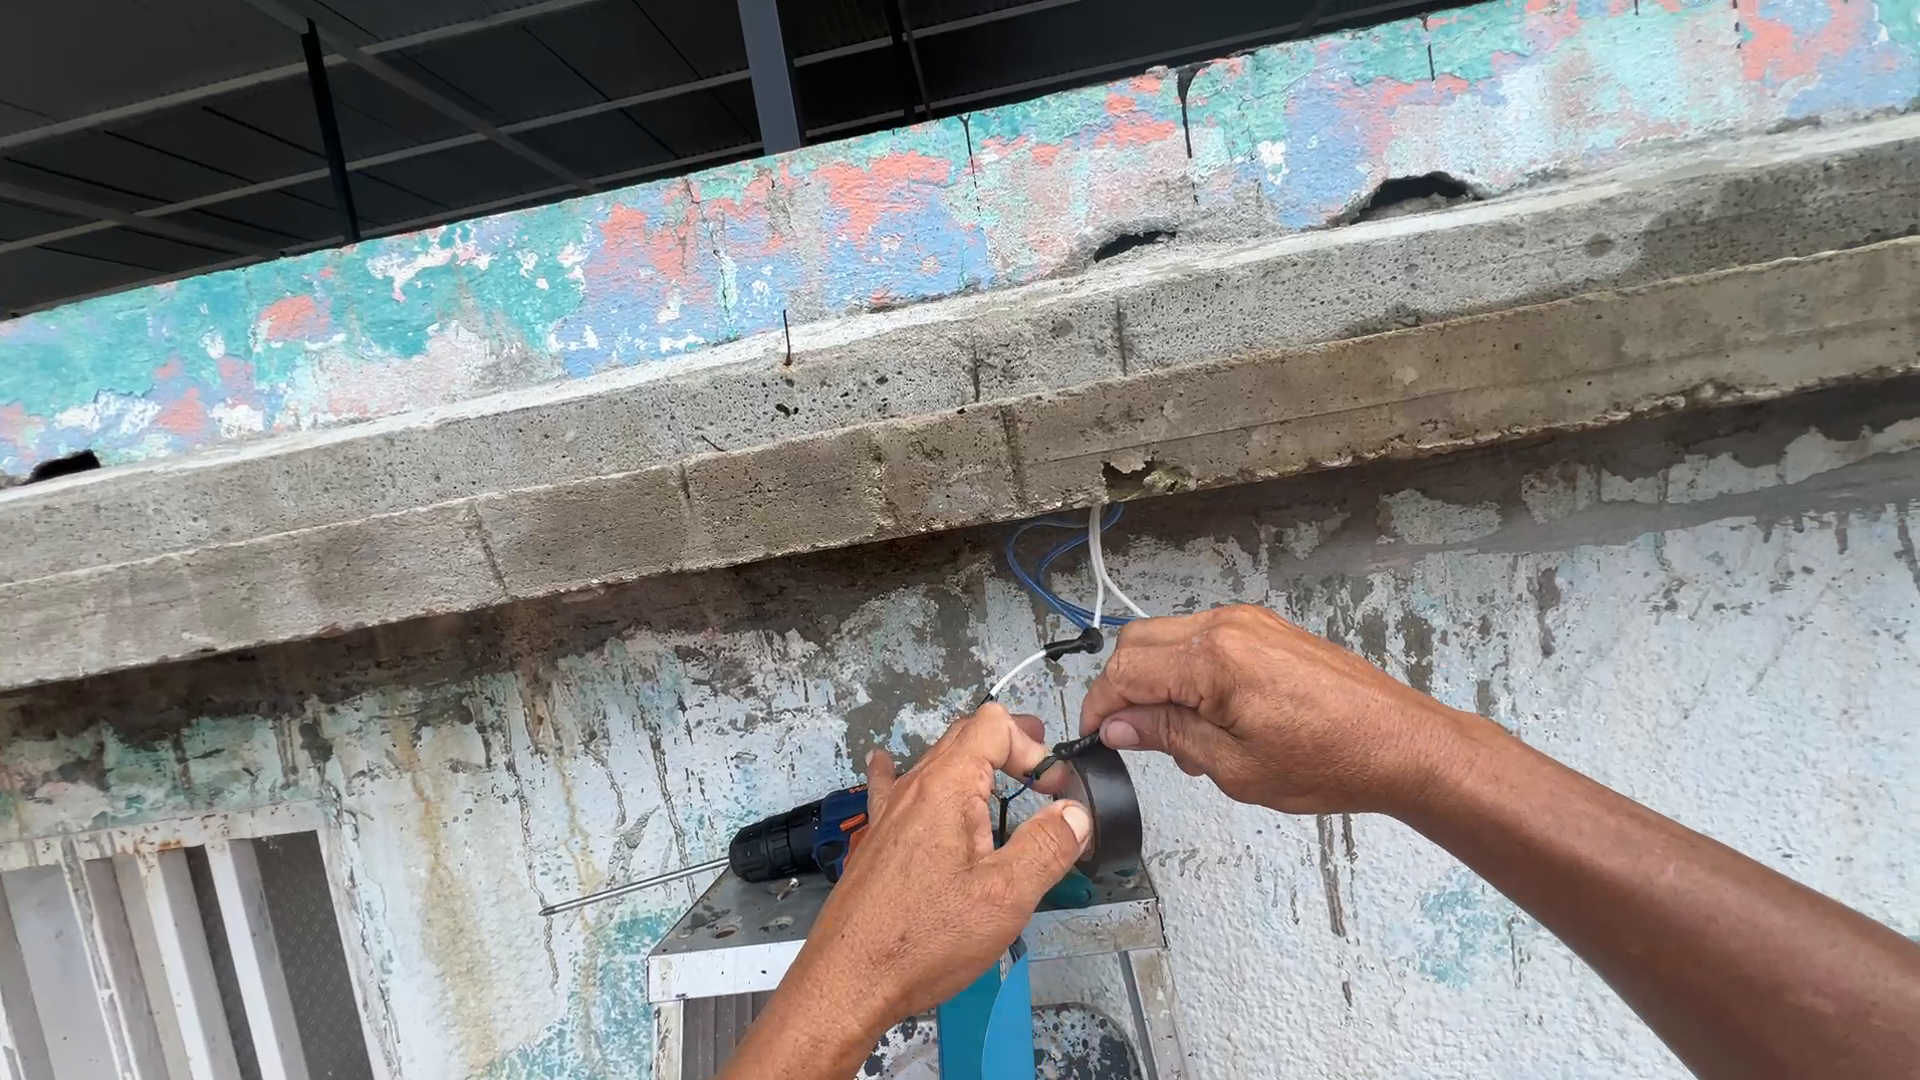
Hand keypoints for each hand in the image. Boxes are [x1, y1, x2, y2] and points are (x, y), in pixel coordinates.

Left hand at [719, 704, 1090, 1078]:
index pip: (993, 724)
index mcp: (948, 784)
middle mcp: (915, 784)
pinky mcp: (877, 836)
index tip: (1053, 790)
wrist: (848, 980)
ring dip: (974, 762)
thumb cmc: (926, 937)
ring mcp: (890, 809)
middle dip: (1010, 746)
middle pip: (965, 734)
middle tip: (1042, 777)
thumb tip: (1076, 813)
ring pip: (935, 759)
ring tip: (1000, 776)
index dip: (1031, 746)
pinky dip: (903, 770)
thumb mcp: (1005, 896)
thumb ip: (1047, 847)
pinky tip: (886, 763)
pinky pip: (890, 784)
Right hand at [1078, 604, 1481, 814]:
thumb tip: (1116, 726)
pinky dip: (1185, 670)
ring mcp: (1246, 621)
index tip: (1094, 736)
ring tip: (1178, 733)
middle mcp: (1224, 625)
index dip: (1100, 705)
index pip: (1126, 671)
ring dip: (1154, 678)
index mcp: (1213, 658)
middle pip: (1138, 642)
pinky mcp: (1262, 627)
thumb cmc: (1328, 762)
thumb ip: (1166, 735)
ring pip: (1167, 637)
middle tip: (1132, 735)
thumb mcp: (1233, 765)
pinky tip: (1205, 712)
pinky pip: (1200, 639)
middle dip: (1122, 687)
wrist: (1403, 744)